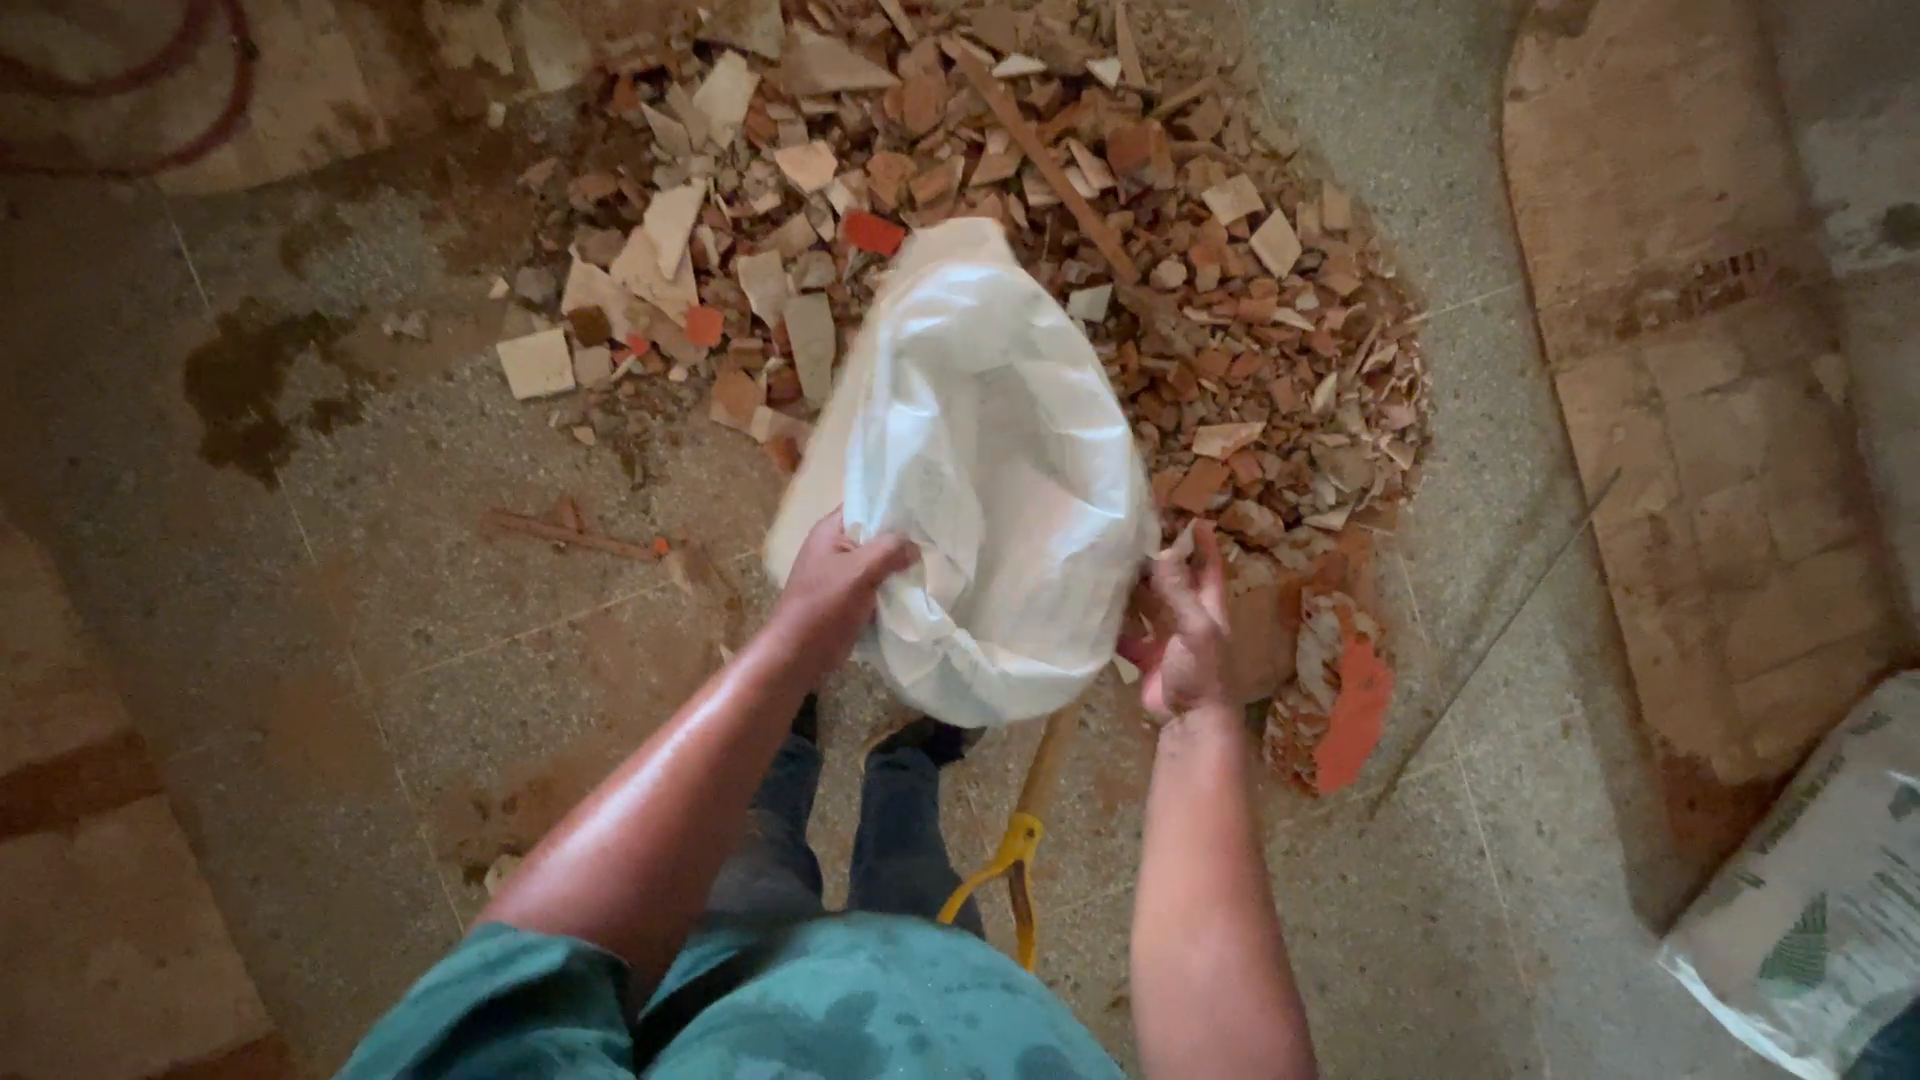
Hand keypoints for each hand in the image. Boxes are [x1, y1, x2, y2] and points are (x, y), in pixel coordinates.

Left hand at [769, 508, 918, 676]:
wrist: (801, 652)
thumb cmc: (824, 604)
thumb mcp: (859, 570)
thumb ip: (889, 551)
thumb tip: (914, 547)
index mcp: (830, 531)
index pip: (864, 504)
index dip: (890, 505)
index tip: (921, 510)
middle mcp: (834, 548)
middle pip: (874, 535)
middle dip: (900, 541)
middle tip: (930, 541)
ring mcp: (841, 574)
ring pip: (878, 563)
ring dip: (898, 568)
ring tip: (927, 565)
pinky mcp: (848, 598)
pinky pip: (875, 586)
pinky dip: (891, 589)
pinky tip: (914, 589)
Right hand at [1118, 522, 1231, 718]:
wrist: (1191, 721)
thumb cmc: (1203, 672)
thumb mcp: (1196, 629)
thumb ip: (1179, 593)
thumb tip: (1163, 554)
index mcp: (1209, 609)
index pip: (1209, 568)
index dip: (1203, 545)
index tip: (1191, 520)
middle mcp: (1188, 619)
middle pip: (1173, 584)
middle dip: (1157, 564)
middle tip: (1132, 540)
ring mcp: (1166, 639)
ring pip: (1148, 607)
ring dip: (1133, 592)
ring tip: (1110, 567)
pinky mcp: (1146, 658)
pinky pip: (1128, 635)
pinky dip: (1115, 625)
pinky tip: (1097, 610)